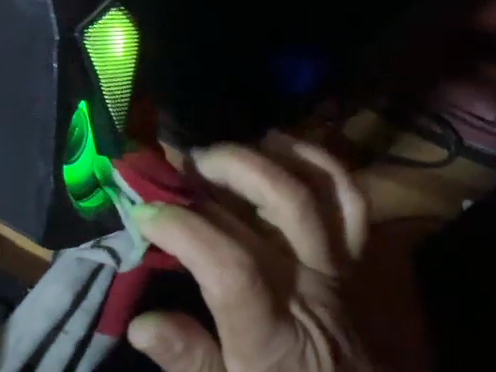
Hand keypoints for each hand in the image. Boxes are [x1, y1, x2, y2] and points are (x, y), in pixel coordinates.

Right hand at [126, 137, 372, 371]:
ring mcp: (337, 270)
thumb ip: (189, 360)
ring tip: (217, 155)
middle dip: (219, 173)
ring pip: (310, 193)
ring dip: (260, 160)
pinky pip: (349, 200)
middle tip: (178, 170)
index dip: (182, 229)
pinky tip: (274, 145)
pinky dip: (314, 162)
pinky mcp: (355, 260)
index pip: (230, 267)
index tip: (144, 214)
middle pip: (272, 211)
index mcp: (273, 335)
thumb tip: (140, 323)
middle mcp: (308, 290)